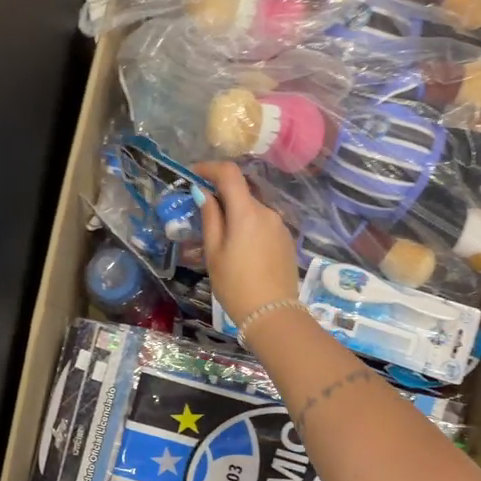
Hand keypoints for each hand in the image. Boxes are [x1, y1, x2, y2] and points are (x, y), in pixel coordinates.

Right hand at [194, 161, 300, 322]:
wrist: (272, 313)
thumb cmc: (235, 285)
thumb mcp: (214, 253)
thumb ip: (210, 218)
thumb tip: (203, 192)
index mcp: (246, 212)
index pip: (230, 173)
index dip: (210, 167)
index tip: (194, 174)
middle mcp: (267, 211)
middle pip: (242, 192)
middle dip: (222, 196)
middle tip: (203, 212)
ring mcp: (280, 225)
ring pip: (253, 209)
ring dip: (236, 214)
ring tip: (222, 239)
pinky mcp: (287, 239)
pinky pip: (264, 224)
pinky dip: (250, 227)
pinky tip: (242, 251)